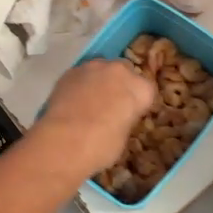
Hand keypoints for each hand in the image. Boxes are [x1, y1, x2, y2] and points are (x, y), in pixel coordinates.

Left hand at [33, 59, 156, 177]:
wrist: (65, 141)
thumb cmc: (102, 146)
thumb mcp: (124, 135)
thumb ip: (124, 117)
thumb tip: (115, 115)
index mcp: (141, 88)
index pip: (146, 90)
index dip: (137, 102)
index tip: (129, 114)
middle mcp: (119, 71)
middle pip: (124, 72)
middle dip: (119, 85)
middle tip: (109, 105)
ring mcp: (93, 67)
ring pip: (101, 69)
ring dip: (98, 81)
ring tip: (88, 102)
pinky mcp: (71, 70)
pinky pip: (81, 75)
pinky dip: (79, 84)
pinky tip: (72, 101)